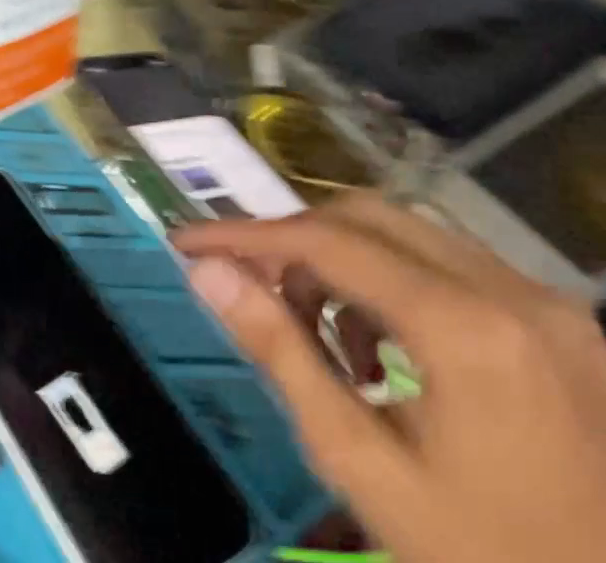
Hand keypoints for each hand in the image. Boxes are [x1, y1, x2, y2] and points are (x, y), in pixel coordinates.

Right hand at [174, 193, 605, 562]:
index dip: (241, 235)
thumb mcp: (357, 456)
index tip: (182, 244)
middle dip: (290, 241)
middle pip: (371, 219)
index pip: (325, 242)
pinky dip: (391, 284)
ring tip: (305, 327)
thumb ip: (280, 352)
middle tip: (240, 282)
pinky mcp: (570, 331)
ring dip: (339, 262)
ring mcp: (557, 312)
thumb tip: (207, 272)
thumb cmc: (477, 542)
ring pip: (413, 237)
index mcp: (467, 328)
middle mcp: (520, 297)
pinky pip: (456, 270)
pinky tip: (373, 348)